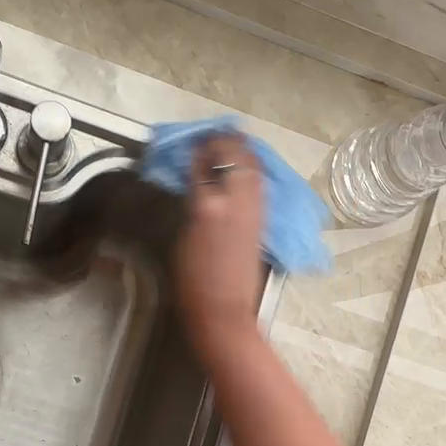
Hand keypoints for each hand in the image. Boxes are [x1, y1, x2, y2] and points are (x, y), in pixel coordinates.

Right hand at [176, 134, 264, 353]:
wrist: (222, 310)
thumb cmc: (192, 281)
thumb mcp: (183, 236)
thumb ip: (192, 205)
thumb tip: (198, 187)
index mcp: (206, 205)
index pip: (201, 163)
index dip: (196, 148)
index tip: (191, 142)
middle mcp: (234, 199)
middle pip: (233, 154)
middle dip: (223, 140)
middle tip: (213, 135)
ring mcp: (253, 207)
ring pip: (252, 164)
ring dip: (242, 149)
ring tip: (232, 142)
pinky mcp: (263, 219)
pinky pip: (259, 182)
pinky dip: (252, 168)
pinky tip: (244, 167)